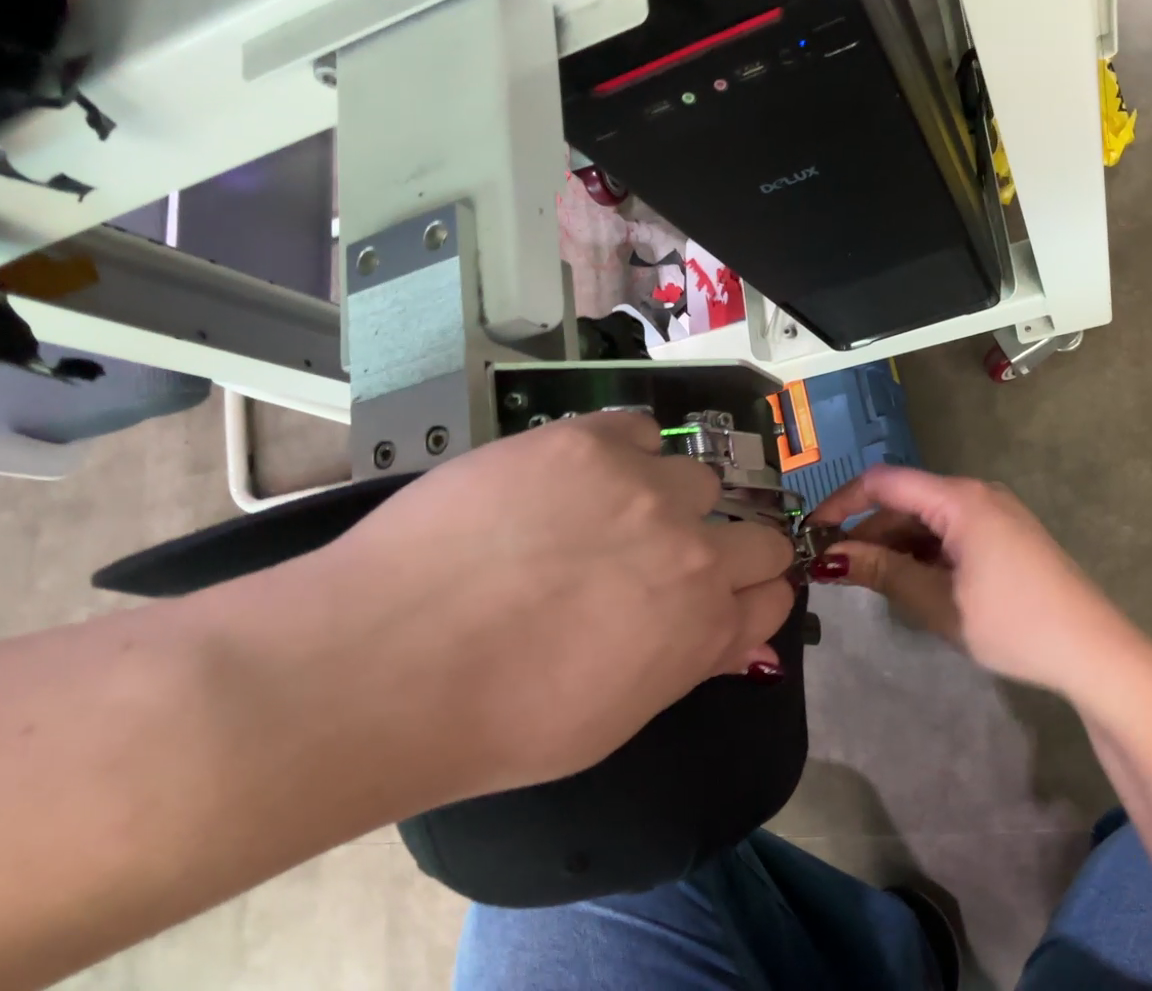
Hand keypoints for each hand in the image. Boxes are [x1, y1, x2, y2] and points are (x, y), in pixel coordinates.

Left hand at [305, 412, 795, 801]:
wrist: (377, 666)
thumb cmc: (496, 722)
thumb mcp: (614, 720)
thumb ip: (692, 665)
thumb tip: (744, 638)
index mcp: (705, 627)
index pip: (774, 595)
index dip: (750, 599)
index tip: (723, 600)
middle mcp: (695, 551)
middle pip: (759, 535)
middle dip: (730, 551)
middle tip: (668, 560)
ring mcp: (642, 489)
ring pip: (699, 478)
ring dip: (671, 500)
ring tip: (605, 516)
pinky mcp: (584, 441)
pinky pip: (640, 430)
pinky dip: (625, 452)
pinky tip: (579, 478)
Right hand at [806, 466, 1140, 696]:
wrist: (1092, 650)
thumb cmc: (1012, 624)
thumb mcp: (938, 602)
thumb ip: (882, 572)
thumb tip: (829, 557)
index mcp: (960, 499)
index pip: (884, 482)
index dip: (841, 502)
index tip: (810, 535)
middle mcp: (978, 494)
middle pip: (906, 501)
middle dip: (867, 532)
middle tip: (834, 573)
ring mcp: (996, 514)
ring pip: (928, 520)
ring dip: (895, 546)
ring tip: (868, 585)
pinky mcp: (1007, 536)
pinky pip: (952, 533)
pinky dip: (924, 553)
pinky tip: (912, 585)